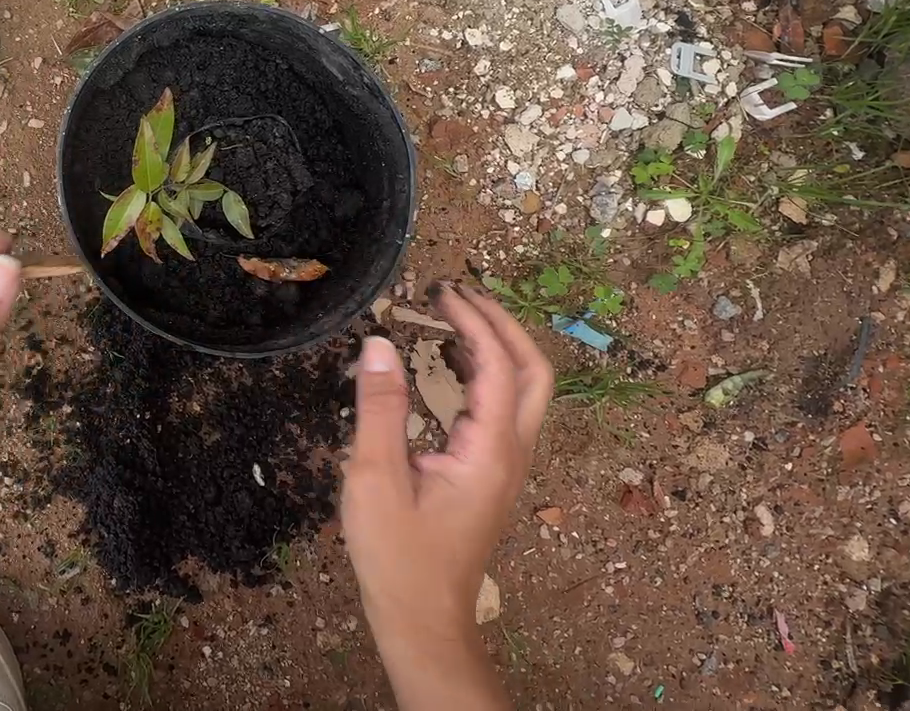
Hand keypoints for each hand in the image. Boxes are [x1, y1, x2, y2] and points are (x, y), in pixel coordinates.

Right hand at [341, 282, 552, 701]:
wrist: (422, 619)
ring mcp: (506, 465)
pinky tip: (449, 363)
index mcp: (490, 452)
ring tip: (452, 314)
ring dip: (496, 345)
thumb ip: (379, 407)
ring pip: (524, 390)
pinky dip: (483, 371)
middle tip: (458, 293)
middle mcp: (511, 453)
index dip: (475, 321)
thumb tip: (378, 342)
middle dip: (502, 324)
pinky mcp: (490, 473)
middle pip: (534, 373)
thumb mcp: (375, 476)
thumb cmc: (396, 554)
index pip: (499, 368)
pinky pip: (502, 408)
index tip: (441, 289)